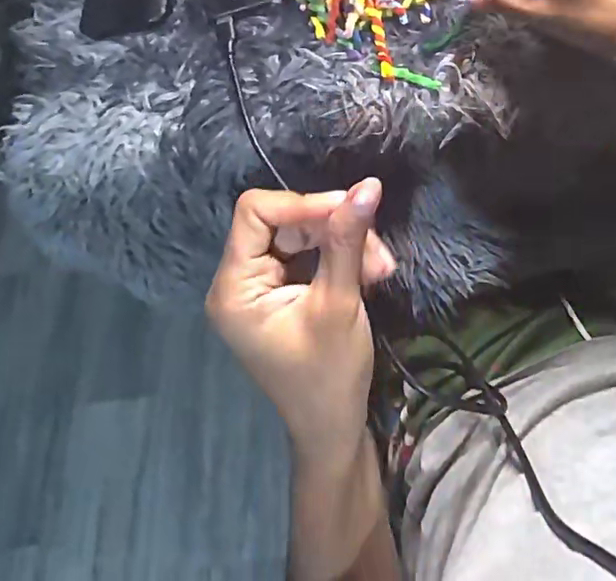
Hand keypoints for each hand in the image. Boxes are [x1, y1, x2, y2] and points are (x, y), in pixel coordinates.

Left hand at [205, 179, 395, 450]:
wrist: (334, 429)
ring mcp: (261, 285)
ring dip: (346, 243)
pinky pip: (311, 252)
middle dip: (334, 229)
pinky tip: (370, 273)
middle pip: (285, 221)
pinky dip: (342, 256)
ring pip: (304, 234)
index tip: (348, 208)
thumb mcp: (339, 302)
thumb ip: (348, 241)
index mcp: (234, 286)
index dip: (301, 203)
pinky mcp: (283, 289)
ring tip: (381, 269)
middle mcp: (239, 280)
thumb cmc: (329, 375)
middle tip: (377, 252)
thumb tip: (367, 185)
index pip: (255, 212)